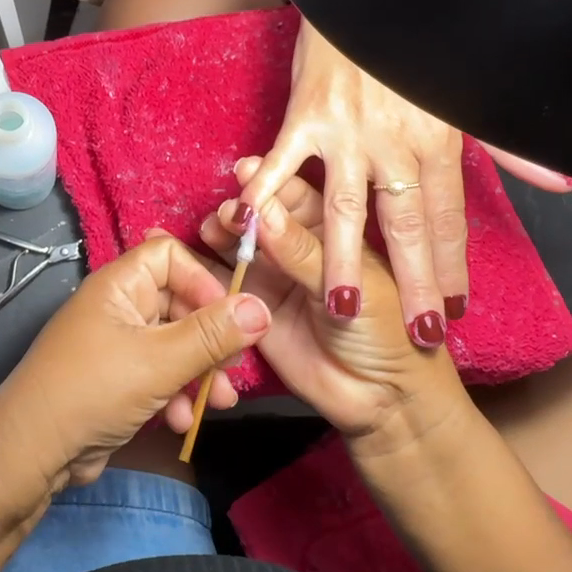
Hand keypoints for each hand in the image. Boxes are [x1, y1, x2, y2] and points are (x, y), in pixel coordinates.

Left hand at [0, 236, 271, 490]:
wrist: (34, 449)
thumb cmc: (94, 389)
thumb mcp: (160, 361)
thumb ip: (212, 335)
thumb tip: (262, 306)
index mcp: (119, 285)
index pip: (169, 256)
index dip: (202, 280)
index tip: (230, 318)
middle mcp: (117, 306)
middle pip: (178, 303)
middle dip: (211, 338)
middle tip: (234, 368)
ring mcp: (116, 344)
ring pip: (173, 344)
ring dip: (199, 372)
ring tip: (219, 403)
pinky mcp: (117, 380)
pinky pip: (158, 374)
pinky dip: (175, 393)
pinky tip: (180, 421)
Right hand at [199, 170, 468, 455]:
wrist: (381, 399)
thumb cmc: (385, 330)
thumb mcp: (350, 283)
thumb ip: (302, 250)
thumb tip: (262, 209)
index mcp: (329, 230)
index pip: (294, 196)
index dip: (271, 182)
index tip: (247, 171)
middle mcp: (295, 248)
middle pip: (258, 217)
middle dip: (240, 208)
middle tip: (228, 212)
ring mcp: (270, 276)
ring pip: (236, 245)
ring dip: (220, 233)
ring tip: (212, 231)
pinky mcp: (248, 307)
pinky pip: (220, 282)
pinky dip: (200, 268)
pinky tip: (186, 256)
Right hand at [244, 19, 571, 345]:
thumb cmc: (410, 52)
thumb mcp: (464, 96)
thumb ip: (507, 149)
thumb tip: (561, 187)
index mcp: (436, 141)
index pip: (449, 216)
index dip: (453, 265)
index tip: (453, 310)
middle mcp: (395, 143)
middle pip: (406, 222)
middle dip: (414, 279)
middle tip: (419, 333)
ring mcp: (346, 132)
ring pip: (346, 205)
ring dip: (343, 256)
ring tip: (341, 304)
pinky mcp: (304, 116)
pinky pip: (284, 161)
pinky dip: (267, 191)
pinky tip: (251, 224)